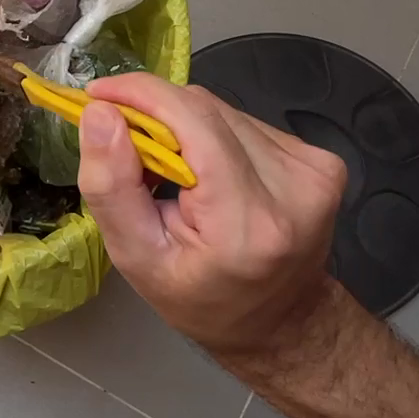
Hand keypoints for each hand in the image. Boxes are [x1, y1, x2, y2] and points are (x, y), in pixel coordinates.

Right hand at [76, 74, 348, 358]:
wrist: (281, 323)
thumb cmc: (199, 299)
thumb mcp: (136, 257)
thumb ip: (111, 187)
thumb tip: (99, 114)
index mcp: (247, 219)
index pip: (192, 120)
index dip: (140, 95)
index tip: (95, 95)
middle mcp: (294, 184)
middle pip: (205, 109)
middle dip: (153, 112)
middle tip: (118, 138)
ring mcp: (316, 168)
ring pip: (223, 110)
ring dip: (181, 124)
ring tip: (163, 166)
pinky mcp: (323, 159)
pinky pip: (245, 122)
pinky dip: (210, 134)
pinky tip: (202, 168)